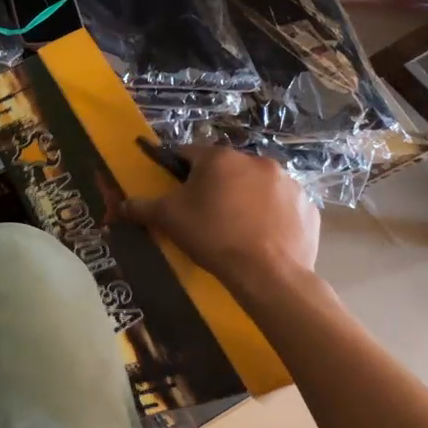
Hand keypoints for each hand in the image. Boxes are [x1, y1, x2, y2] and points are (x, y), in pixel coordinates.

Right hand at [122, 144, 319, 291]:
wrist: (268, 274)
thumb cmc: (211, 235)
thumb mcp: (165, 218)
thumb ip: (138, 206)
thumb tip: (118, 205)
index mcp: (219, 157)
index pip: (187, 153)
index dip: (176, 170)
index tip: (173, 190)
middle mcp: (257, 161)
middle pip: (225, 168)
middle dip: (213, 184)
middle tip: (202, 211)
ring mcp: (289, 184)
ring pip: (255, 185)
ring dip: (244, 197)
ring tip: (234, 225)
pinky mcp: (309, 208)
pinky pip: (282, 205)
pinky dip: (270, 214)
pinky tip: (260, 235)